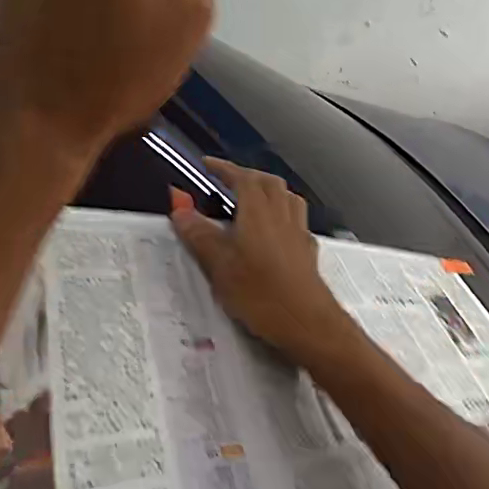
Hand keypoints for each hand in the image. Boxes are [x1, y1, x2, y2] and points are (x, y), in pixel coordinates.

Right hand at [171, 159, 364, 366]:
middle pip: (268, 182)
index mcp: (258, 211)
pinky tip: (275, 230)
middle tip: (229, 179)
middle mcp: (281, 215)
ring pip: (286, 197)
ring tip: (253, 197)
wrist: (308, 323)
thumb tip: (181, 213)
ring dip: (268, 190)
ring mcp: (298, 233)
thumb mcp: (219, 265)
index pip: (241, 177)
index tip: (209, 164)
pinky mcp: (307, 252)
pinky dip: (283, 214)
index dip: (224, 168)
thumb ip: (199, 235)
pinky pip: (296, 220)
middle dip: (246, 175)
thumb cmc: (264, 295)